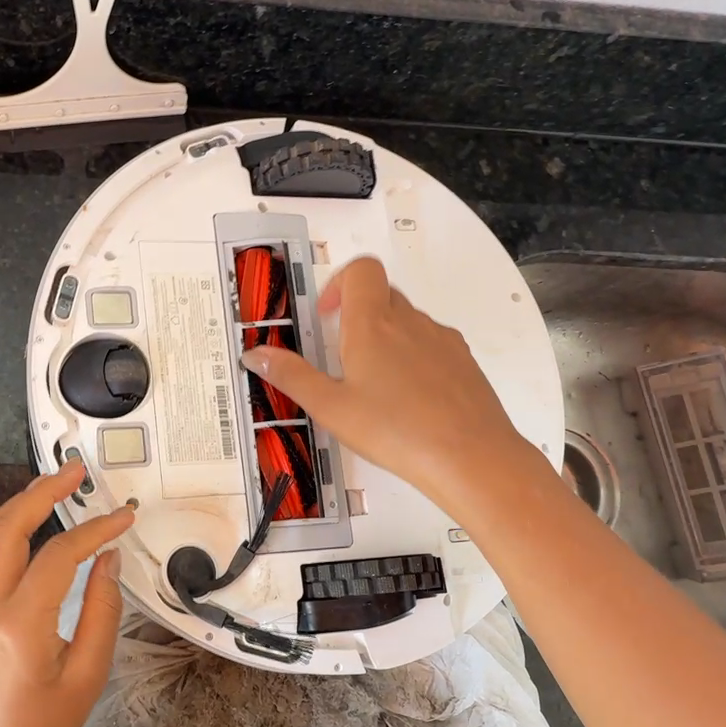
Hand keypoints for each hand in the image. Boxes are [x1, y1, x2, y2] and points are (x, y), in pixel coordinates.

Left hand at [0, 461, 133, 726]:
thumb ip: (103, 610)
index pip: (60, 554)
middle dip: (43, 493)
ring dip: (16, 506)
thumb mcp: (89, 673)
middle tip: (74, 471)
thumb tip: (108, 559)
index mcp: (20, 623)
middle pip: (10, 528)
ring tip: (48, 487)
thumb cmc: (47, 726)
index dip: (95, 530)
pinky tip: (20, 524)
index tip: (122, 516)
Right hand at [240, 255, 545, 522]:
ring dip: (385, 337)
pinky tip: (406, 400)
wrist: (470, 457)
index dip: (340, 283)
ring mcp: (442, 340)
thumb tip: (255, 354)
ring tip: (373, 385)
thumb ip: (291, 376)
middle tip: (341, 354)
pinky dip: (413, 358)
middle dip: (357, 313)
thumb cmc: (397, 431)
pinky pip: (432, 344)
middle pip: (382, 293)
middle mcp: (410, 322)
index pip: (361, 270)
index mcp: (373, 325)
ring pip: (408, 320)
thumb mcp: (331, 408)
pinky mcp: (464, 362)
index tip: (327, 315)